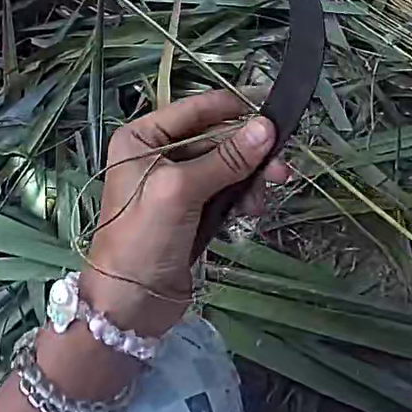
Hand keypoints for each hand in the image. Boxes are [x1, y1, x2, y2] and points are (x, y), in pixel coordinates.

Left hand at [84, 90, 290, 336]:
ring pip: (226, 166)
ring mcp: (175, 183)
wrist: (129, 306)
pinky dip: (242, 196)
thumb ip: (225, 158)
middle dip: (249, 152)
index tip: (272, 105)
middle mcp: (158, 154)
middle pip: (215, 139)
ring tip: (264, 198)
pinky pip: (226, 190)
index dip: (233, 107)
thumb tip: (267, 127)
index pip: (194, 110)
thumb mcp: (181, 190)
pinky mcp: (192, 210)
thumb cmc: (144, 238)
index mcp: (142, 138)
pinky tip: (252, 210)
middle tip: (282, 168)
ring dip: (250, 178)